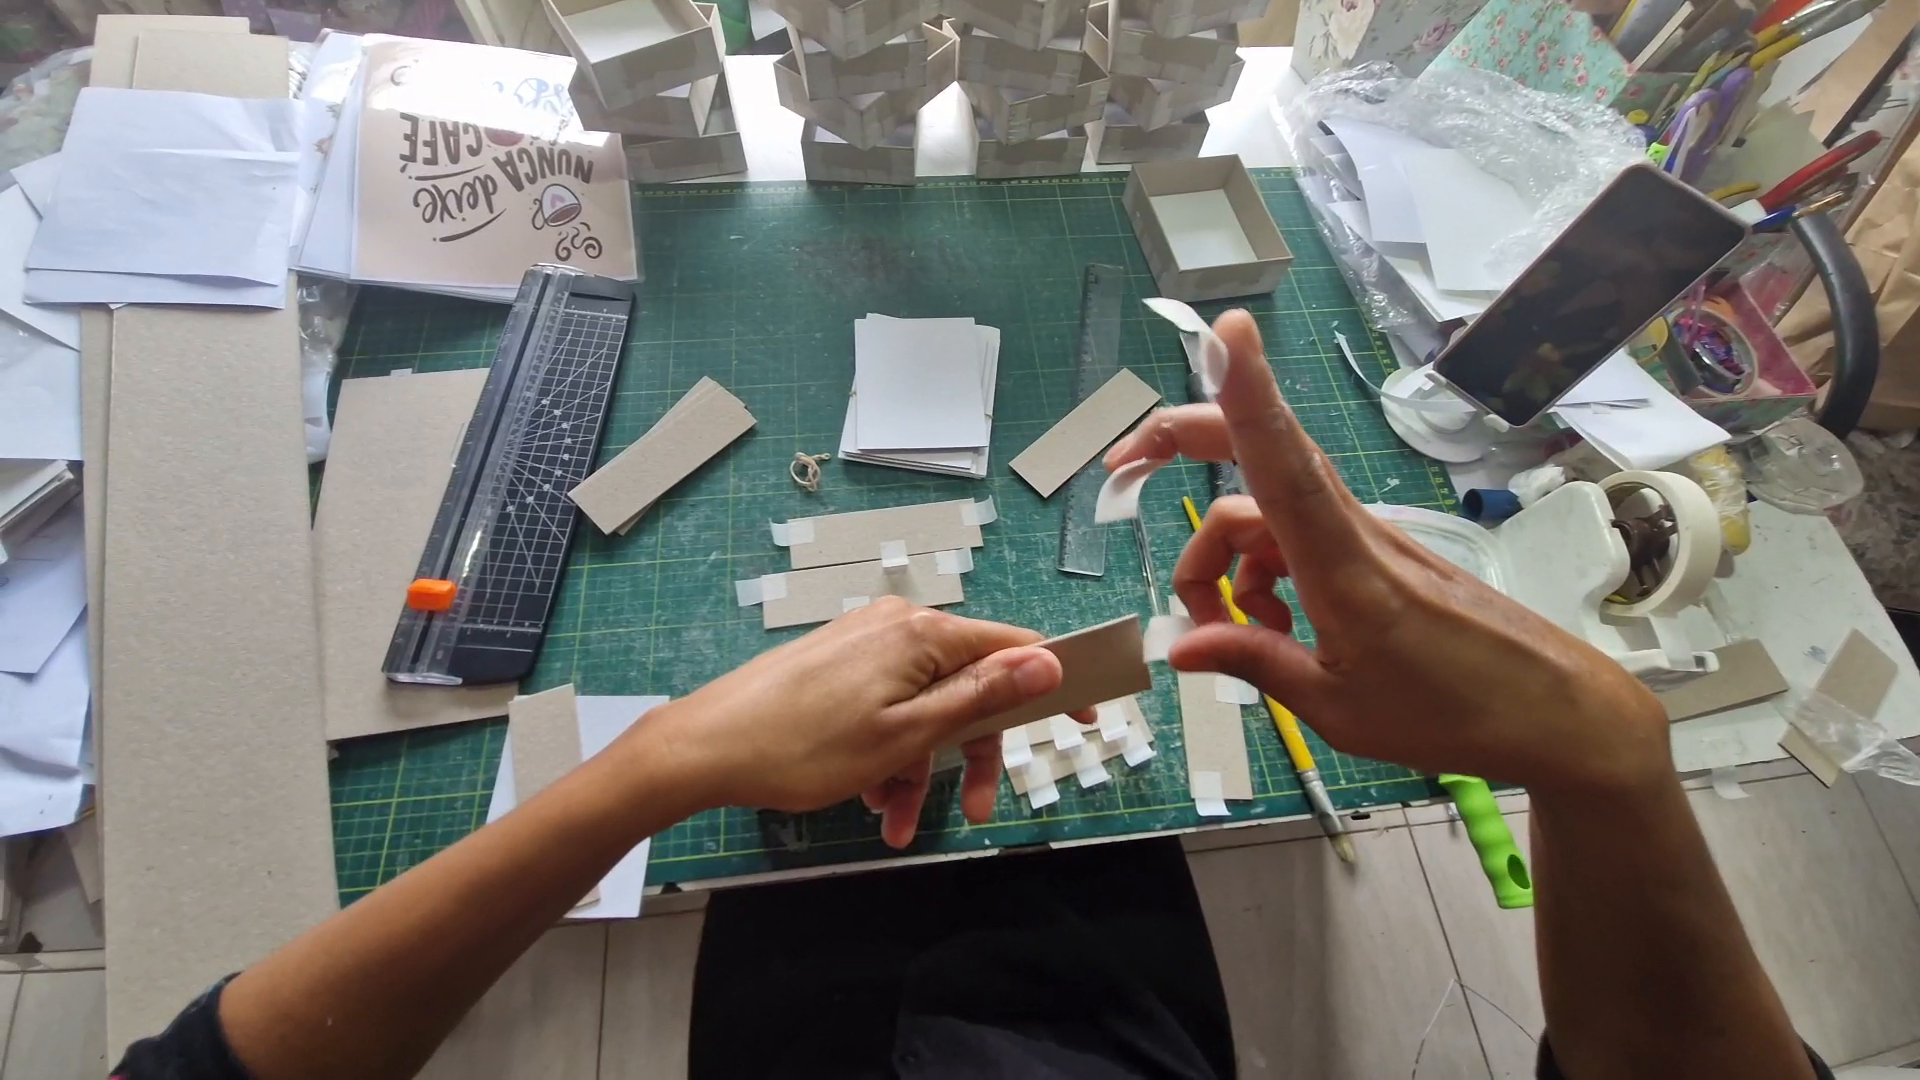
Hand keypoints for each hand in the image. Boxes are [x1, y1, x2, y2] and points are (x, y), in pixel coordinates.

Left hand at [643, 597, 1062, 846]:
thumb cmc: (807, 746)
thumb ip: (982, 695)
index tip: (1084, 717)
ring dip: (923, 765)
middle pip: (967, 685)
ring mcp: (867, 642)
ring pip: (924, 705)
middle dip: (970, 752)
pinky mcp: (842, 661)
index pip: (1014, 647)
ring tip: (896, 819)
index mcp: (923, 634)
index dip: (1052, 684)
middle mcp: (899, 625)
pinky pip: (889, 705)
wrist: (706, 746)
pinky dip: (891, 750)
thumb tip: (1047, 661)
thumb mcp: (909, 733)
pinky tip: (872, 796)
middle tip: (976, 810)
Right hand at [1105, 311, 1671, 796]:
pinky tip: (1268, 625)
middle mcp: (1345, 530)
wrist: (1555, 716)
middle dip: (1182, 442)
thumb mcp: (1336, 705)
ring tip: (1225, 630)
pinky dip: (1252, 577)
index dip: (1249, 394)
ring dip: (1215, 564)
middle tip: (1123, 467)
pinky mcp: (1361, 549)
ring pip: (1253, 514)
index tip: (1227, 335)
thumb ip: (1252, 662)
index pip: (1283, 464)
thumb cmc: (1450, 714)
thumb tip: (1176, 647)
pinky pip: (1282, 541)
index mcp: (1342, 567)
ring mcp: (1354, 534)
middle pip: (1255, 455)